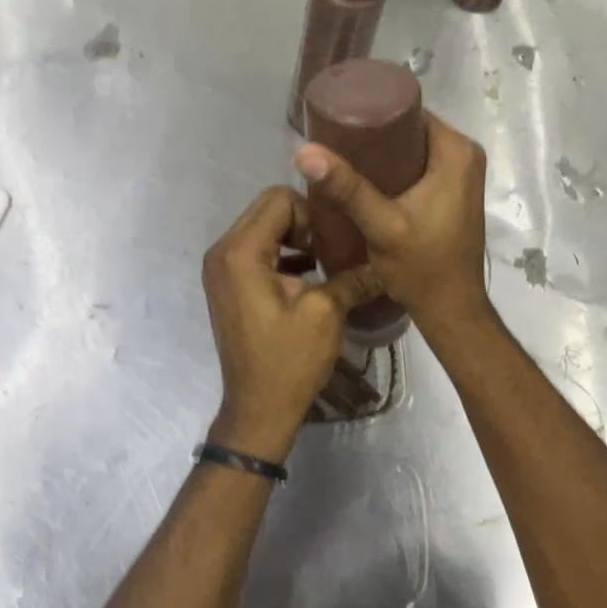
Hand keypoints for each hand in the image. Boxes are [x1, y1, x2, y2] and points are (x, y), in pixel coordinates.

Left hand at [202, 187, 381, 460]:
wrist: (258, 408)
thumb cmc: (289, 360)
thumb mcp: (326, 313)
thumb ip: (352, 275)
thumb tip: (385, 258)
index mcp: (241, 252)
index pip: (280, 199)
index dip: (312, 214)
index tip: (332, 244)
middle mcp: (223, 251)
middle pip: (269, 208)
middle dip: (304, 224)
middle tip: (331, 252)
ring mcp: (221, 268)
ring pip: (264, 228)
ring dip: (295, 239)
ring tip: (324, 264)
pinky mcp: (228, 283)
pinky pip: (257, 250)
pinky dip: (283, 254)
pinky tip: (309, 278)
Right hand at [294, 113, 489, 325]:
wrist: (452, 308)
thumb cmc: (422, 266)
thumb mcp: (382, 225)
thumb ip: (348, 188)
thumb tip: (304, 151)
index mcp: (457, 152)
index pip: (411, 111)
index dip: (375, 112)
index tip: (339, 122)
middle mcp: (467, 155)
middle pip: (412, 129)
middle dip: (375, 134)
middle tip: (335, 144)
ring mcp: (464, 174)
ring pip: (416, 148)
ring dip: (384, 153)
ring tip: (345, 159)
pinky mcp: (457, 192)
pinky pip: (423, 165)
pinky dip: (398, 169)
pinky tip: (367, 179)